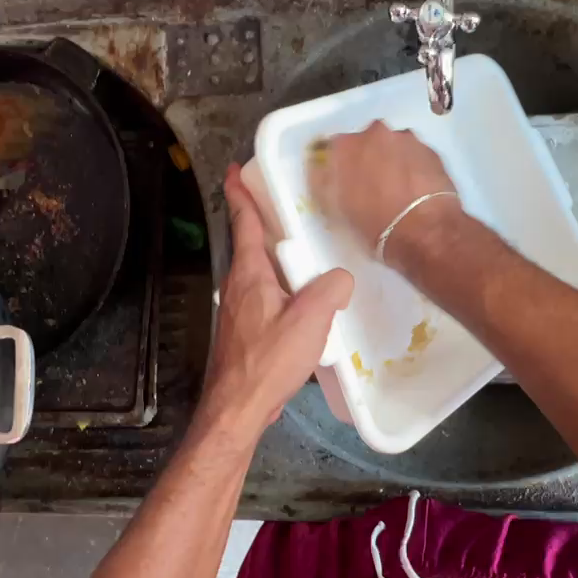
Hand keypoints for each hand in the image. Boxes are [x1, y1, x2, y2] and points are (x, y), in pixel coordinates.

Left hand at [200, 165, 354, 435]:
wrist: (239, 407)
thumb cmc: (269, 361)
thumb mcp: (310, 321)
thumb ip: (331, 290)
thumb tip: (341, 277)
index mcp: (249, 274)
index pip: (243, 222)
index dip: (240, 193)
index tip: (236, 170)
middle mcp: (237, 286)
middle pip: (251, 244)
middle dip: (264, 222)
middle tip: (288, 207)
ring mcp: (238, 309)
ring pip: (259, 272)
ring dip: (276, 258)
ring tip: (304, 253)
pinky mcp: (245, 330)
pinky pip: (265, 295)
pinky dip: (281, 286)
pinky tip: (302, 300)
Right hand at [308, 120, 461, 254]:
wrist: (426, 232)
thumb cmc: (374, 227)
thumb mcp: (337, 211)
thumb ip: (326, 184)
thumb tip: (325, 174)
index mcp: (345, 147)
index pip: (333, 149)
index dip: (339, 167)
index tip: (343, 182)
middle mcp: (374, 133)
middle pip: (366, 143)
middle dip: (367, 160)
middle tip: (372, 188)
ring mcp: (406, 139)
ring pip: (393, 147)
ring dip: (392, 162)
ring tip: (398, 191)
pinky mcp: (432, 150)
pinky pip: (415, 155)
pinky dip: (414, 168)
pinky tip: (416, 190)